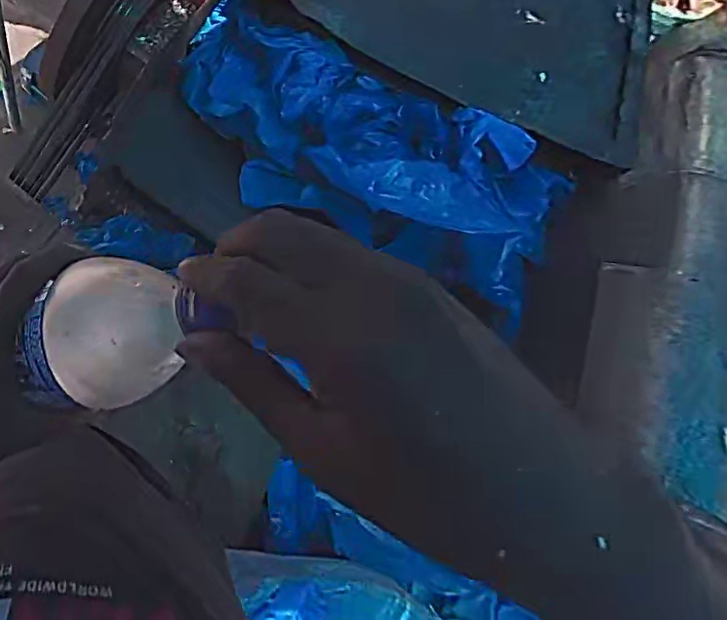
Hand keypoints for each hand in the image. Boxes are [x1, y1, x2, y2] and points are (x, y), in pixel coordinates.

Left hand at [0, 246, 86, 496]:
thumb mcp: (19, 433)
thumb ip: (66, 419)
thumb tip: (103, 405)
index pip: (28, 270)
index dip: (63, 256)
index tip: (91, 260)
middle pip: (13, 264)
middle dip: (49, 260)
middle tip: (79, 275)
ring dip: (25, 271)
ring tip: (52, 288)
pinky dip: (4, 286)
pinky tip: (16, 313)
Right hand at [178, 211, 718, 618]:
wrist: (547, 494)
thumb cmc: (425, 496)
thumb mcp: (323, 453)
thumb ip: (251, 383)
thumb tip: (190, 340)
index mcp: (338, 338)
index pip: (248, 279)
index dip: (205, 276)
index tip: (180, 283)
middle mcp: (366, 286)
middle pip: (277, 230)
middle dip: (232, 246)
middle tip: (212, 288)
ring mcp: (398, 274)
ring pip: (311, 230)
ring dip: (268, 246)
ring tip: (250, 293)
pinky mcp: (419, 278)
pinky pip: (343, 247)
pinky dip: (305, 256)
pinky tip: (302, 299)